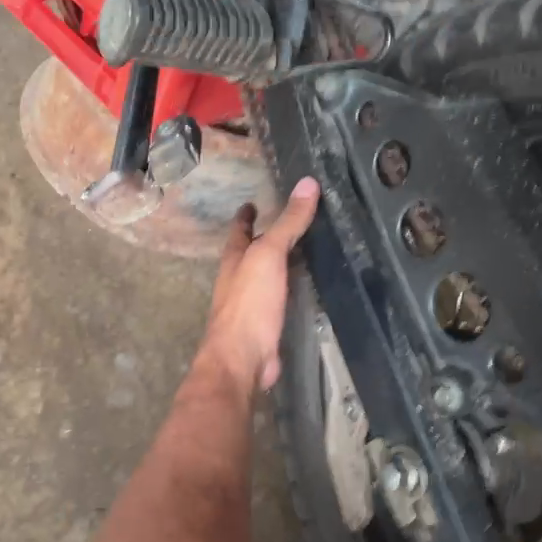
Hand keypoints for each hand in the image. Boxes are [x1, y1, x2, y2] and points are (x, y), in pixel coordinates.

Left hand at [199, 177, 320, 392]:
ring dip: (280, 264)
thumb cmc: (249, 304)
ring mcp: (251, 304)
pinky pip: (280, 300)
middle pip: (252, 253)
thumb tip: (307, 183)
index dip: (245, 215)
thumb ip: (288, 222)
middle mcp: (239, 279)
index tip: (252, 202)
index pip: (239, 230)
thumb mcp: (269, 255)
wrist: (242, 359)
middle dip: (265, 238)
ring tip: (304, 250)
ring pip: (267, 277)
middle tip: (290, 223)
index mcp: (234, 259)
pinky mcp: (267, 325)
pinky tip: (307, 289)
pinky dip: (291, 290)